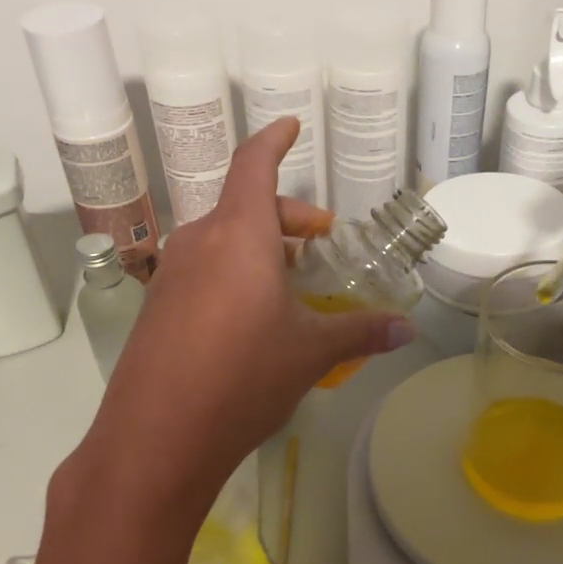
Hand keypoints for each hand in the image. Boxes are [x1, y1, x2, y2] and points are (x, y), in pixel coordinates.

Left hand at [83, 118, 412, 498]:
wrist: (156, 438)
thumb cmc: (243, 377)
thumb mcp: (310, 352)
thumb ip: (360, 332)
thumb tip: (406, 329)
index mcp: (238, 233)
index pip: (254, 164)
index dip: (274, 139)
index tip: (289, 125)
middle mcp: (199, 241)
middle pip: (244, 205)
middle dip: (286, 216)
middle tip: (319, 242)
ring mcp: (171, 274)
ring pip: (221, 239)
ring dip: (258, 247)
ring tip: (289, 286)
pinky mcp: (156, 308)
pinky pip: (201, 270)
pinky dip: (232, 273)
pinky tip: (250, 319)